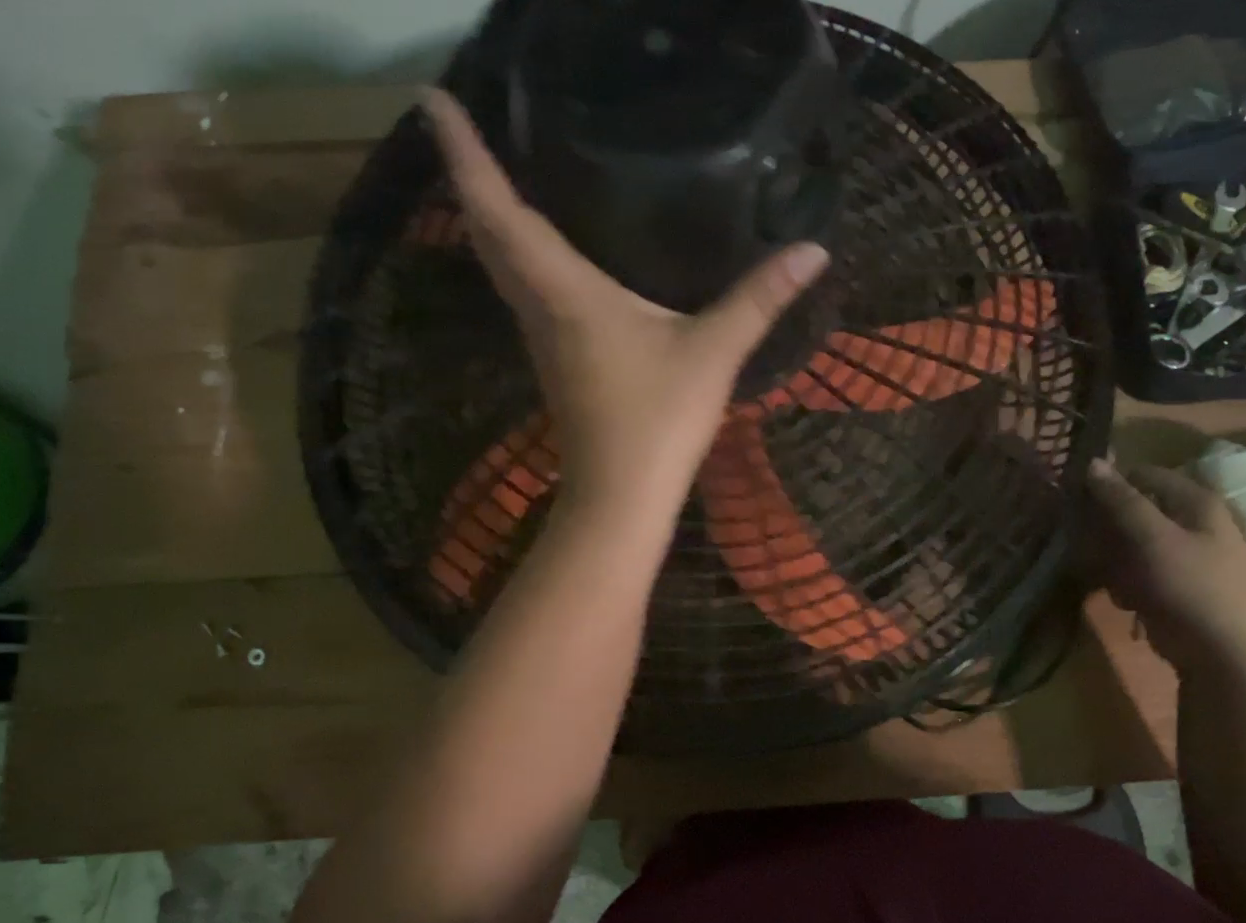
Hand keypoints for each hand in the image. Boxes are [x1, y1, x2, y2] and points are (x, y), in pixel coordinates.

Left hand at [418, 87, 829, 508]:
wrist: (620, 498)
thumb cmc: (658, 422)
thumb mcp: (714, 353)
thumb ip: (759, 298)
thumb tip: (814, 249)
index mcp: (566, 292)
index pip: (501, 211)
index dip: (464, 154)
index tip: (431, 101)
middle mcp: (539, 307)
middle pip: (487, 233)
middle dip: (466, 176)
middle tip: (459, 124)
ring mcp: (541, 337)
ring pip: (499, 265)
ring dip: (488, 217)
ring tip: (492, 170)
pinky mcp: (554, 360)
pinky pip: (522, 290)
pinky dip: (516, 255)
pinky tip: (540, 249)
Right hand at [1082, 459, 1245, 679]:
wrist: (1229, 660)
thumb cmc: (1193, 589)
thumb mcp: (1153, 539)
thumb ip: (1122, 501)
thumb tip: (1092, 461)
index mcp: (1197, 502)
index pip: (1143, 475)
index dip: (1109, 484)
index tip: (1074, 502)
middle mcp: (1195, 525)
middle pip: (1136, 512)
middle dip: (1108, 531)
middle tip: (1086, 548)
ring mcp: (1188, 560)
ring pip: (1133, 547)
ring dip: (1114, 563)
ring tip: (1110, 582)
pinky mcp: (1179, 591)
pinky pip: (1141, 577)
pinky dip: (1128, 586)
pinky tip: (1124, 602)